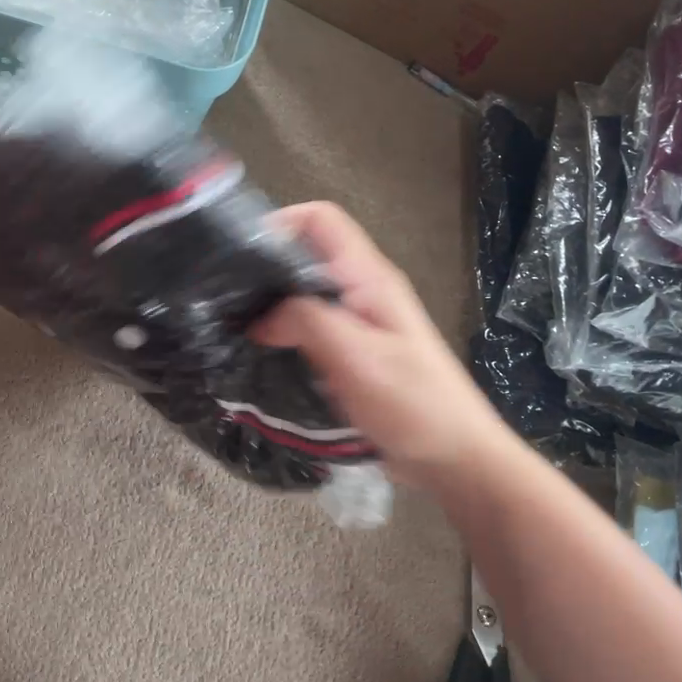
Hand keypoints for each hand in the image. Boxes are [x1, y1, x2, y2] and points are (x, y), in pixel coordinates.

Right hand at [251, 202, 514, 489]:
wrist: (456, 461)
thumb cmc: (415, 405)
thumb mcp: (358, 357)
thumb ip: (306, 321)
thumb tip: (259, 317)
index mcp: (369, 279)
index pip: (321, 221)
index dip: (279, 222)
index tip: (239, 251)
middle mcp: (360, 293)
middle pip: (305, 256)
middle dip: (264, 267)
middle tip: (225, 294)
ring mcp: (355, 325)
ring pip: (301, 295)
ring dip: (269, 305)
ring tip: (232, 324)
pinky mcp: (348, 355)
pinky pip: (305, 330)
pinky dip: (279, 335)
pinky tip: (258, 354)